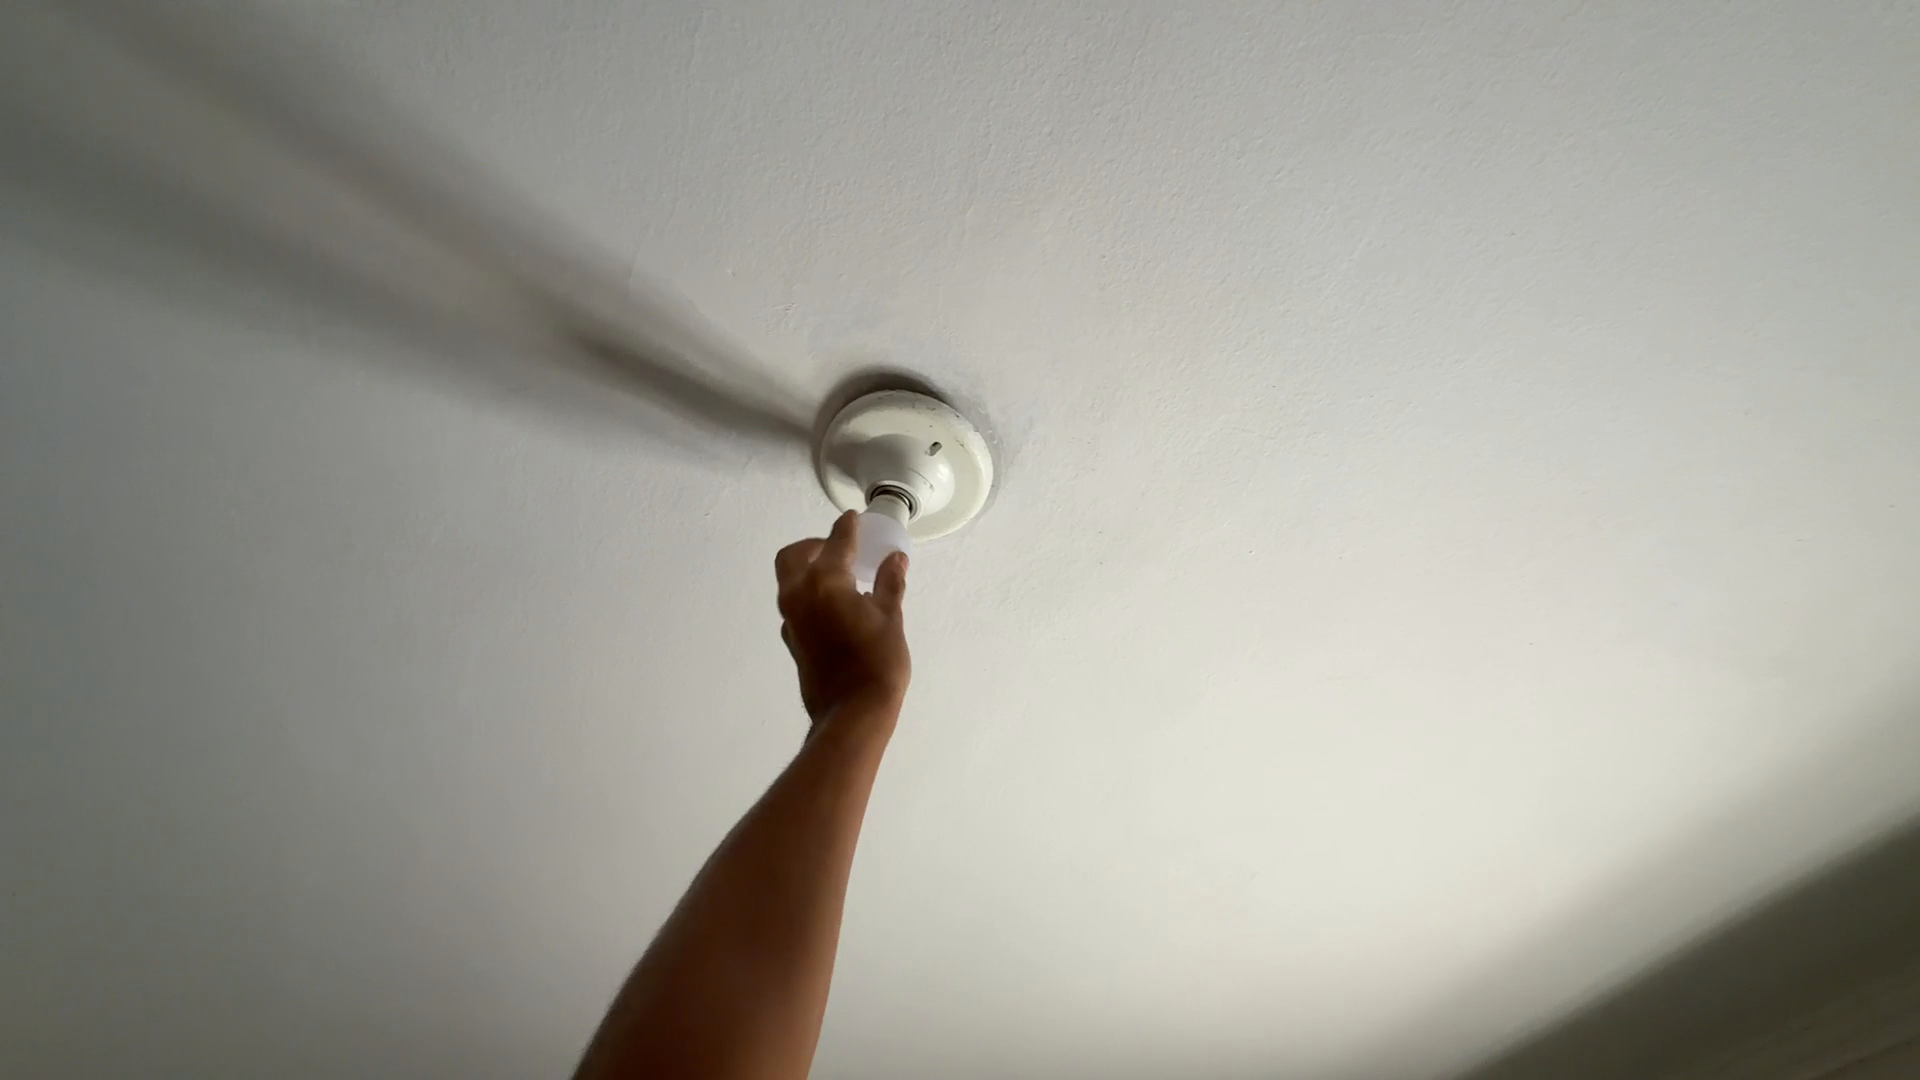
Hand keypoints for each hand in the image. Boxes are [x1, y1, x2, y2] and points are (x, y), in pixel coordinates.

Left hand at [775, 511, 910, 729]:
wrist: (852, 714)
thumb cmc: (878, 662)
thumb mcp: (891, 618)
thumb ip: (889, 584)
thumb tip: (895, 559)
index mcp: (825, 582)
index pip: (836, 543)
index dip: (846, 528)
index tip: (853, 519)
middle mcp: (799, 595)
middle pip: (794, 556)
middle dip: (814, 545)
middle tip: (839, 547)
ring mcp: (790, 619)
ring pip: (789, 580)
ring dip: (808, 569)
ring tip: (839, 574)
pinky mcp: (792, 640)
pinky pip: (795, 604)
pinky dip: (810, 594)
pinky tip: (834, 606)